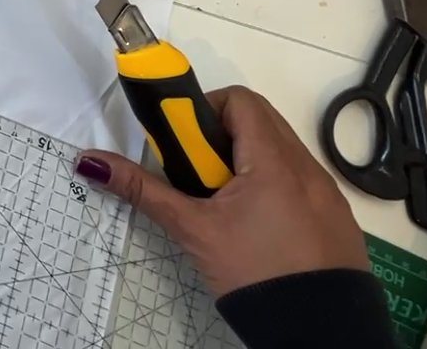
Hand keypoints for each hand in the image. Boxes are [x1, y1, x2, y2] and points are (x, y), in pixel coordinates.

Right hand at [75, 85, 367, 297]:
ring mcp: (328, 196)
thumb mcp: (192, 229)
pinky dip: (269, 181)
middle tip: (195, 167)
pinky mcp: (337, 221)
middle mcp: (308, 170)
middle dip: (218, 131)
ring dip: (243, 156)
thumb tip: (89, 161)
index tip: (184, 140)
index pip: (239, 100)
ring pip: (279, 149)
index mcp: (275, 164)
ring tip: (220, 197)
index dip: (204, 107)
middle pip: (258, 119)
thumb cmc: (256, 274)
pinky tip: (252, 220)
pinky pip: (299, 178)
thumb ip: (141, 188)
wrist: (325, 343)